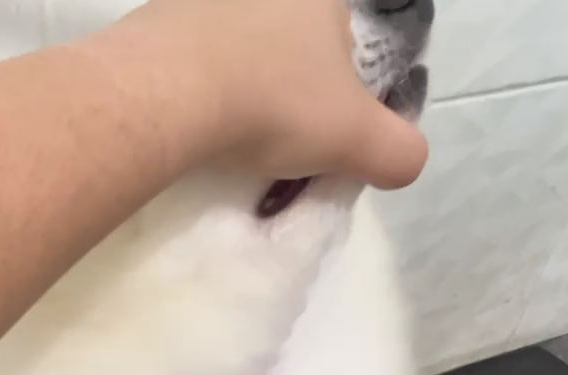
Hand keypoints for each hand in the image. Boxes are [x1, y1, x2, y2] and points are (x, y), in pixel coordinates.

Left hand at [91, 0, 429, 189]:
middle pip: (288, 46)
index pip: (345, 47)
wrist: (169, 90)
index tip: (316, 133)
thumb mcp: (354, 139)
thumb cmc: (274, 104)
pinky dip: (193, 87)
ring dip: (236, 86)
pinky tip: (189, 118)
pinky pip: (187, 56)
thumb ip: (397, 152)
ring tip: (224, 133)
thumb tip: (407, 162)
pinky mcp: (160, 19)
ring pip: (236, 48)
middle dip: (285, 88)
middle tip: (270, 138)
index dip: (339, 95)